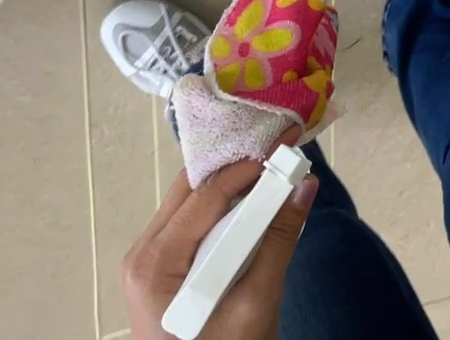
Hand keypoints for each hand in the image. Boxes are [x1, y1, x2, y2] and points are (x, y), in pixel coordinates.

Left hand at [123, 148, 319, 339]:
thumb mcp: (256, 304)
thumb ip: (280, 241)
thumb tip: (305, 185)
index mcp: (156, 264)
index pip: (207, 193)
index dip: (250, 165)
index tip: (288, 144)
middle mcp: (143, 254)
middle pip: (194, 187)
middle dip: (241, 165)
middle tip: (284, 152)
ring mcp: (149, 261)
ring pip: (194, 199)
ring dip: (236, 183)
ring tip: (276, 173)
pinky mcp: (162, 268)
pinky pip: (195, 219)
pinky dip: (227, 205)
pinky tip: (256, 204)